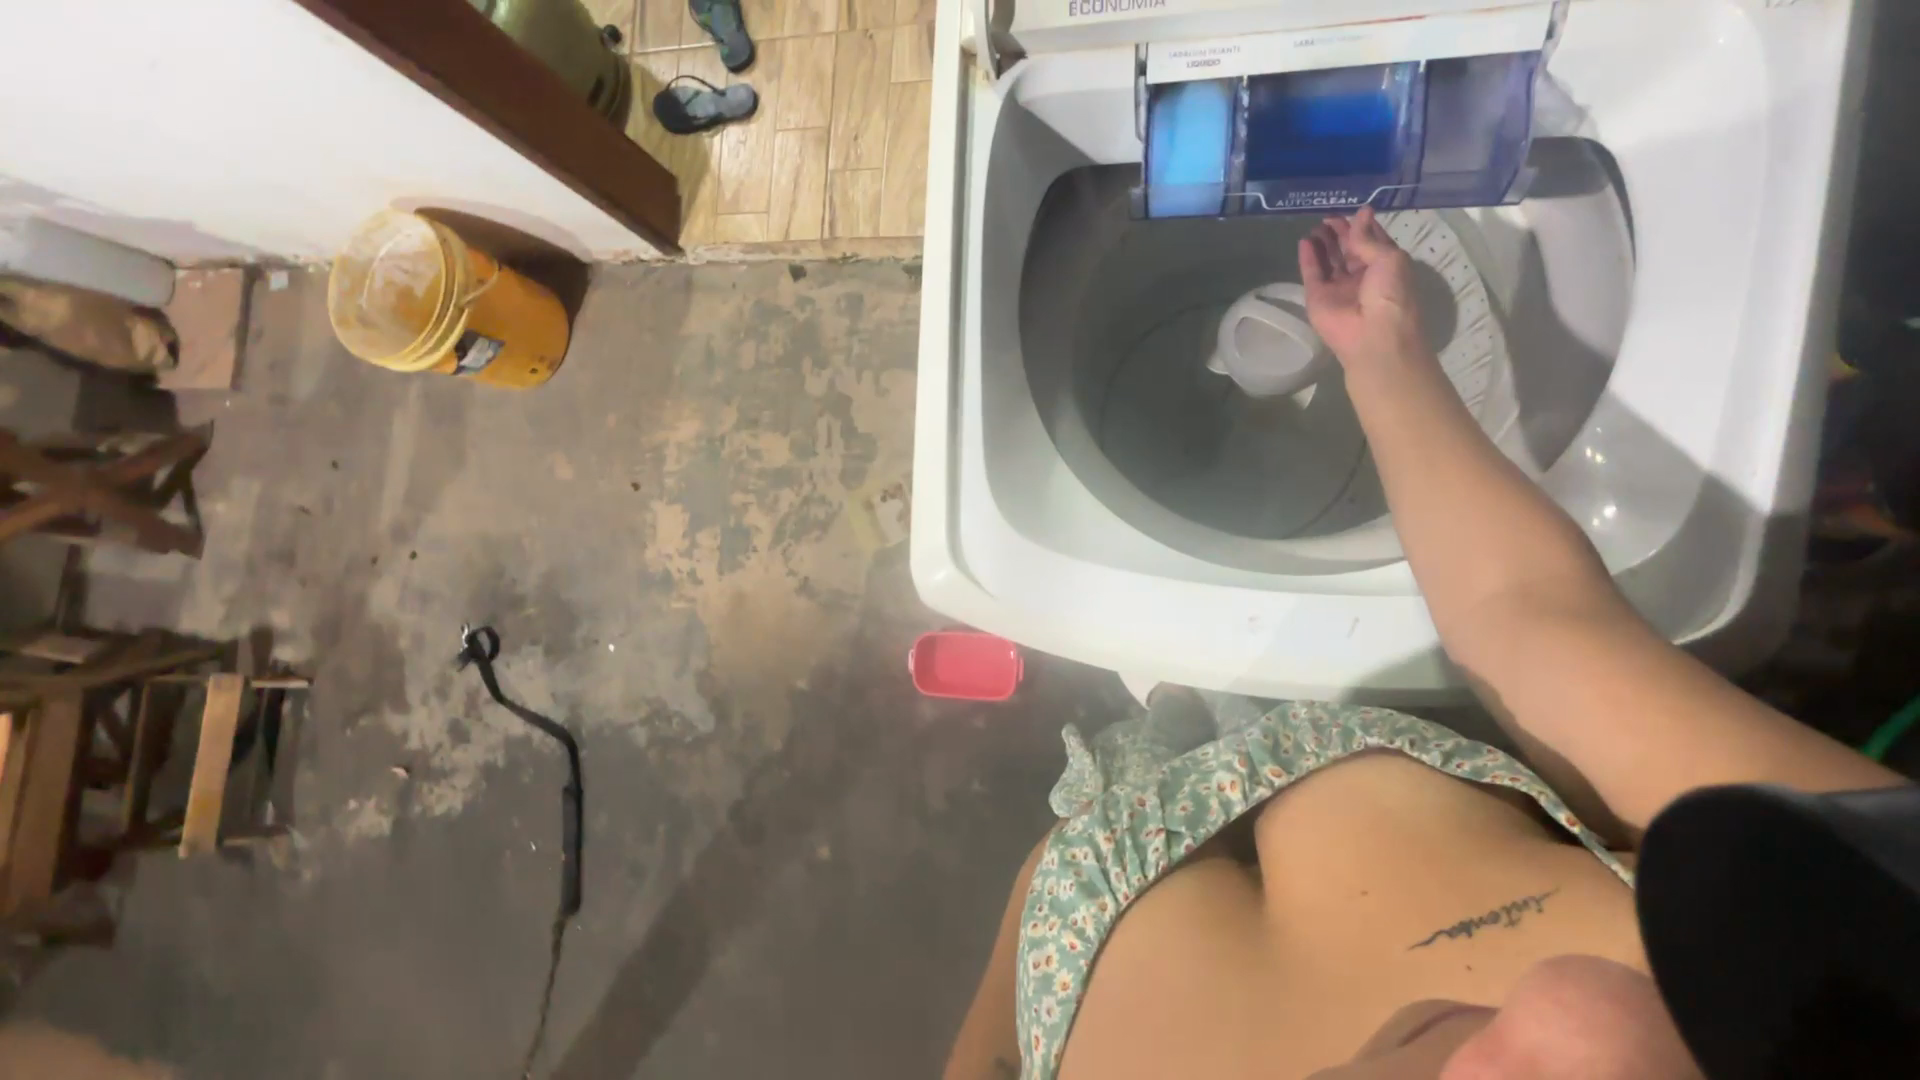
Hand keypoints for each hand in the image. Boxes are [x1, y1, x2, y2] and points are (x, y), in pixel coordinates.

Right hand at [1298, 206, 1426, 368]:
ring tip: (1316, 225)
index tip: (1355, 210)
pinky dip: (1308, 258)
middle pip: (1348, 249)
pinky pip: (1312, 273)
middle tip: (1329, 216)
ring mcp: (1339, 287)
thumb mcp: (1388, 258)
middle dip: (1340, 232)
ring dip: (1323, 242)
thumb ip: (1368, 238)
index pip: (1372, 241)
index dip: (1363, 226)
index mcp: (1385, 265)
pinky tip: (1305, 241)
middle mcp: (1362, 275)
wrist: (1373, 335)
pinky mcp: (1318, 297)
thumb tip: (1361, 214)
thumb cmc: (1390, 294)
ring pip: (1329, 260)